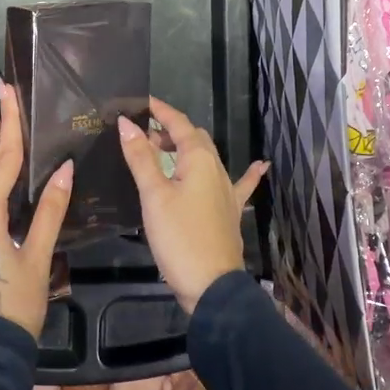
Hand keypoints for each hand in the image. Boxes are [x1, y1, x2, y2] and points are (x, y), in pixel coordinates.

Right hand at [116, 97, 268, 313]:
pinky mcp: (230, 212)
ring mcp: (227, 190)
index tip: (141, 102)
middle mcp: (217, 168)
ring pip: (208, 157)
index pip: (179, 123)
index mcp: (199, 159)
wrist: (212, 287)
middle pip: (193, 138)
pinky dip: (248, 172)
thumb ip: (141, 157)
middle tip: (143, 134)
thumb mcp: (154, 196)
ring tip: (164, 148)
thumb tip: (127, 122)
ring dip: (187, 148)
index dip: (160, 111)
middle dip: (170, 130)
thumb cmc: (179, 237)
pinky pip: (241, 184)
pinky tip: (262, 165)